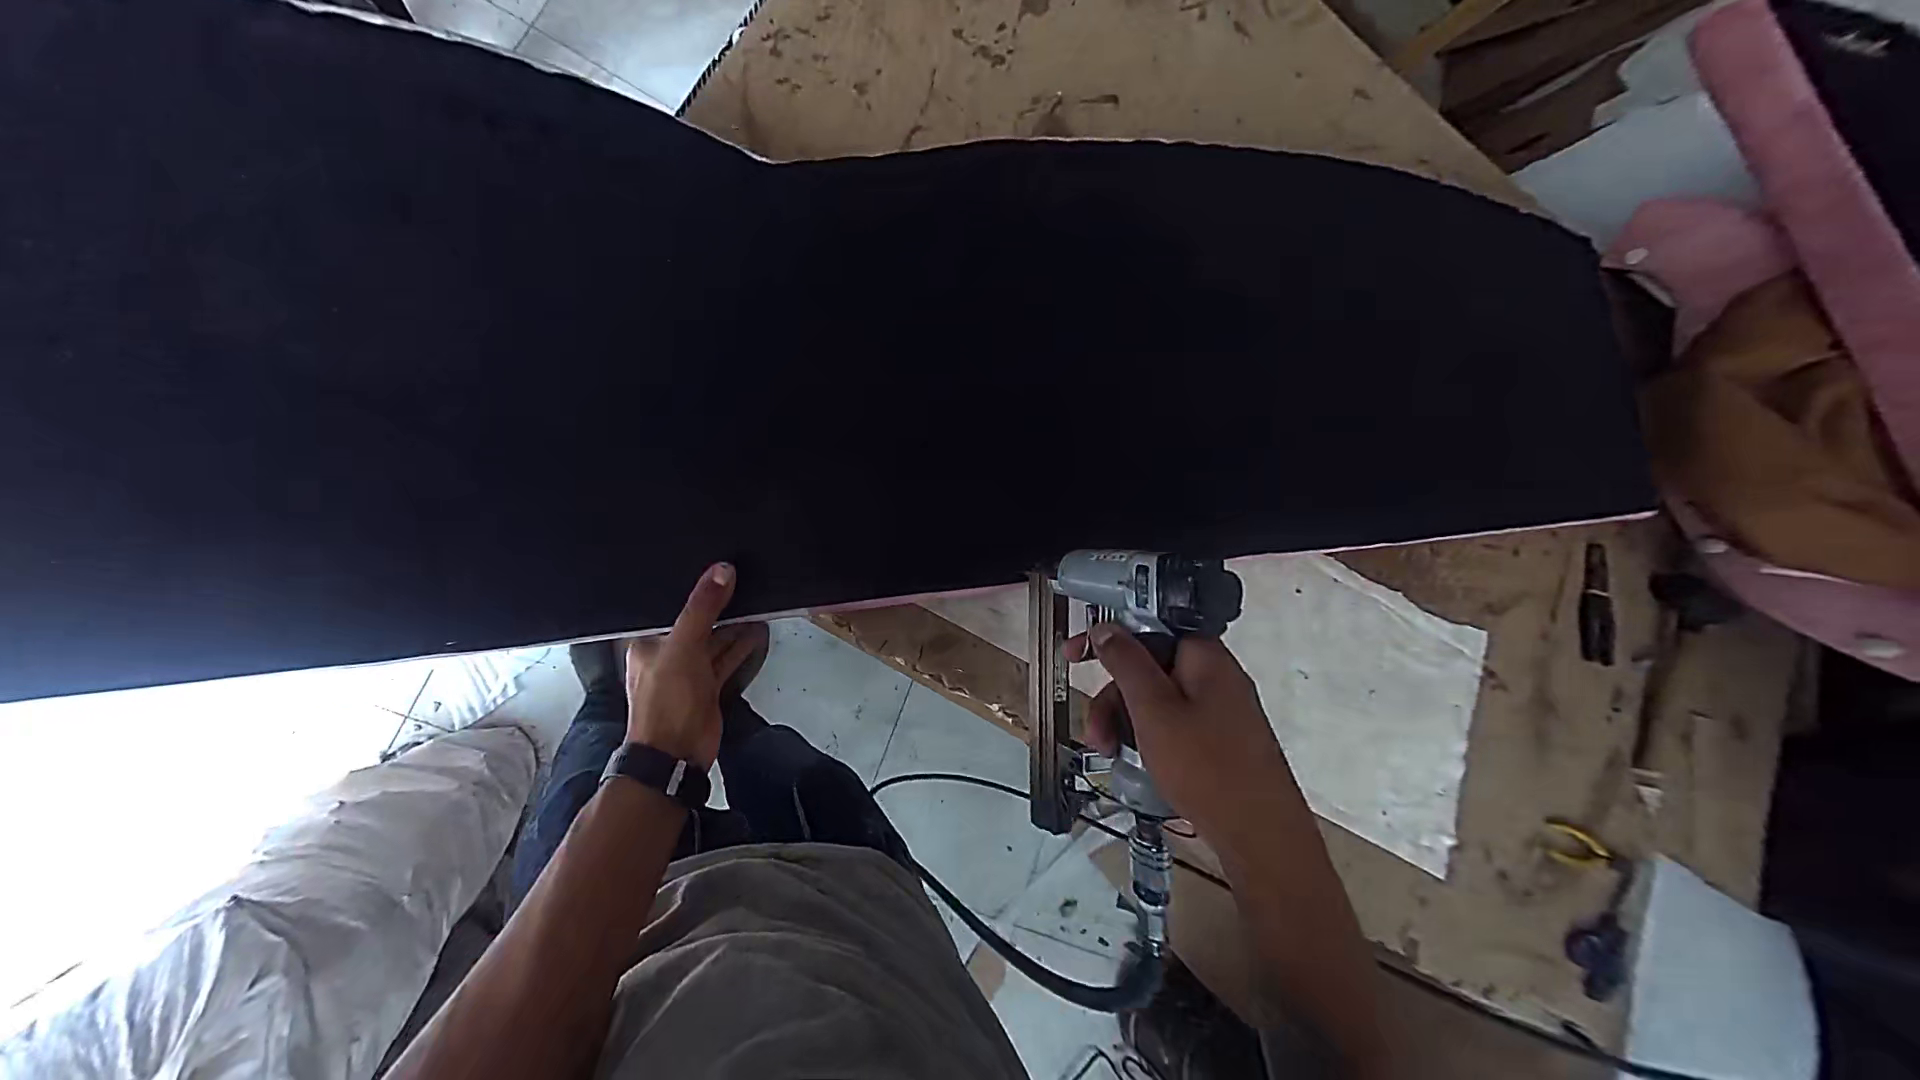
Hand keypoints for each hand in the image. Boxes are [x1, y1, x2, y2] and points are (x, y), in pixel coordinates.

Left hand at [622, 563, 761, 766]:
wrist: (675, 755)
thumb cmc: (668, 700)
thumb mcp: (683, 646)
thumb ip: (702, 608)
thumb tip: (722, 570)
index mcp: (648, 643)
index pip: (672, 608)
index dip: (694, 590)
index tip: (717, 567)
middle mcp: (667, 655)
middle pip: (696, 622)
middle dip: (719, 605)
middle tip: (745, 580)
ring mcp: (688, 673)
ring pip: (714, 640)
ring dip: (733, 625)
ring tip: (758, 601)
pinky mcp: (707, 687)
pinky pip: (725, 659)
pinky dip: (740, 646)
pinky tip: (758, 631)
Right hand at [1065, 624, 1291, 841]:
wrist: (1260, 838)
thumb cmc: (1205, 767)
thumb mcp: (1153, 710)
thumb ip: (1126, 663)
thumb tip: (1107, 627)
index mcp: (1204, 657)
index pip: (1149, 627)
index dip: (1110, 637)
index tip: (1076, 654)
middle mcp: (1214, 677)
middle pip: (1148, 668)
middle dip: (1113, 697)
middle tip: (1095, 732)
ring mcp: (1219, 711)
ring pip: (1157, 700)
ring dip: (1125, 721)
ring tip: (1109, 754)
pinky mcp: (1219, 741)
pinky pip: (1173, 724)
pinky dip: (1147, 737)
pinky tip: (1135, 762)